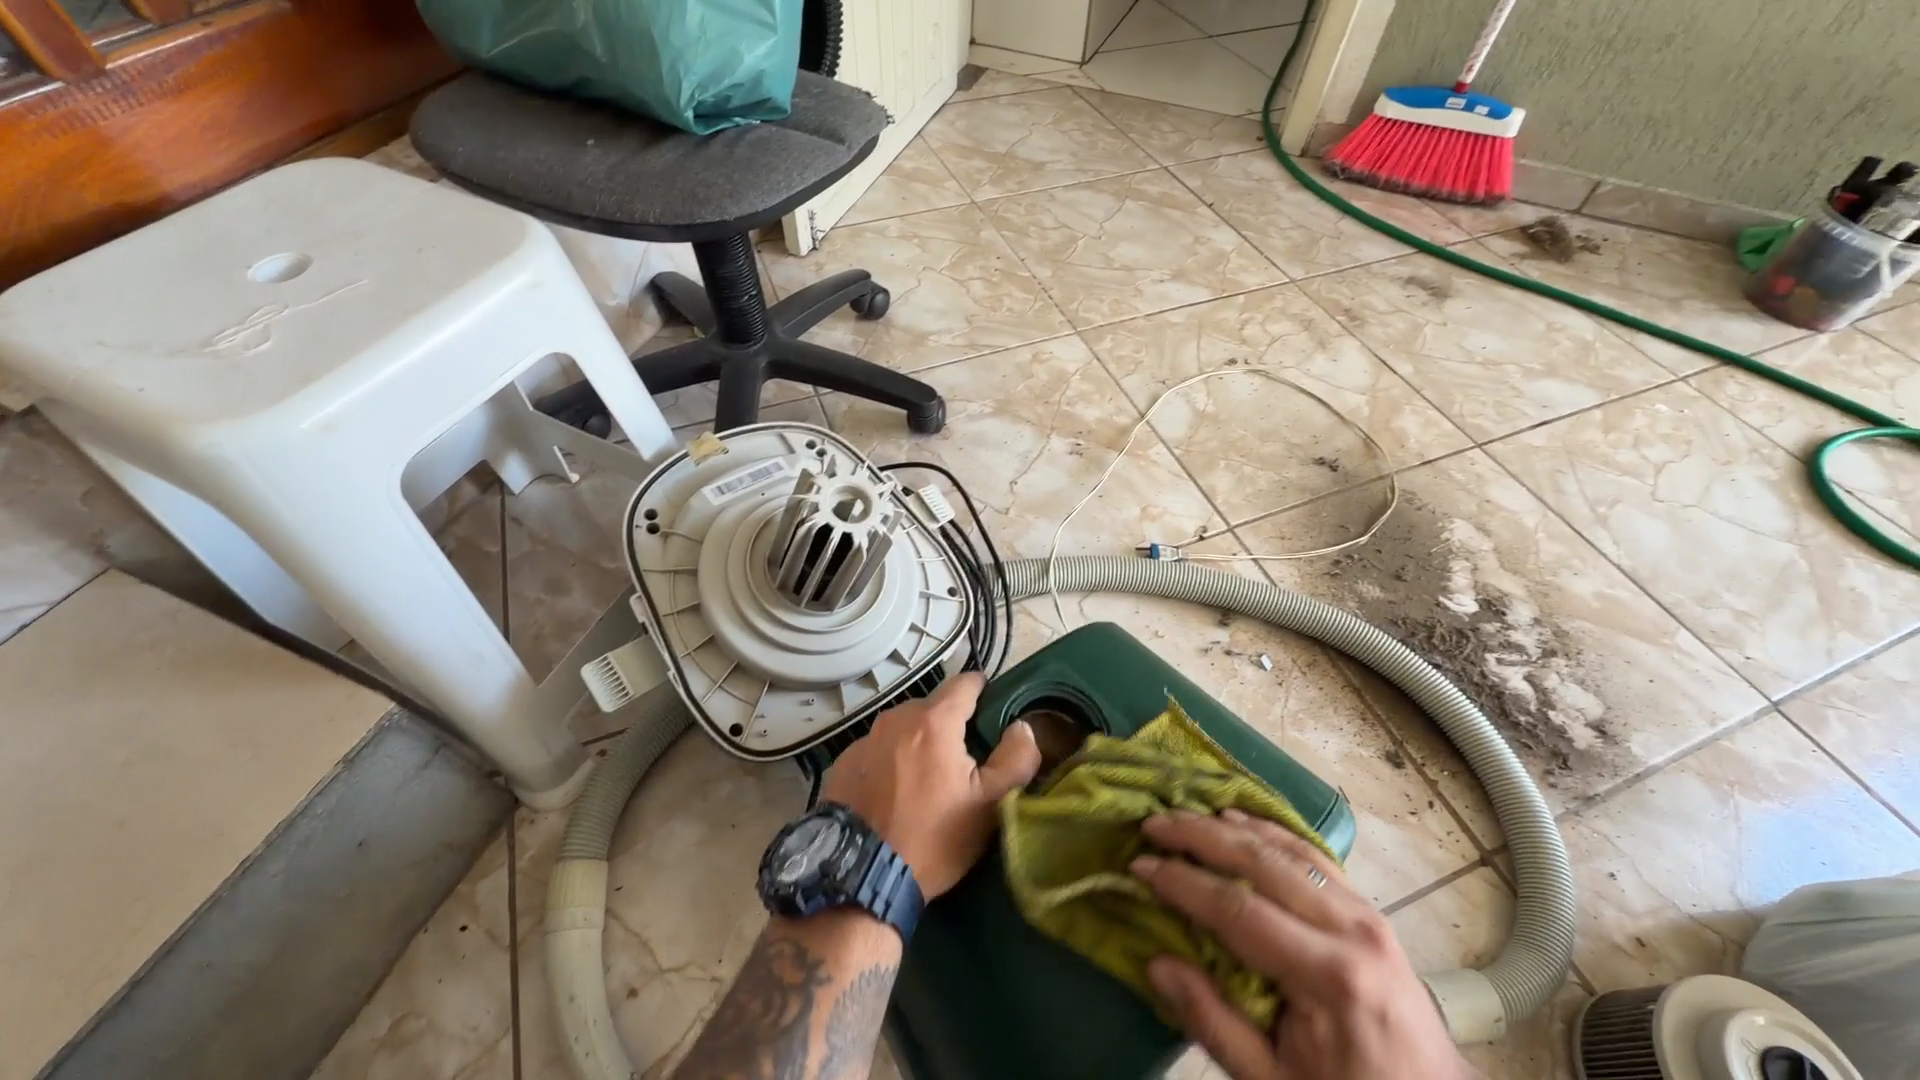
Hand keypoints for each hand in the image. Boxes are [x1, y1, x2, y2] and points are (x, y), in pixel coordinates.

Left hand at [822, 672, 1041, 898]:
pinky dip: (888, 761)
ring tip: (926, 777)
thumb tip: (1023, 726)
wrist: (860, 876)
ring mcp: (863, 740)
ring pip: (901, 728)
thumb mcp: (990, 806)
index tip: (991, 702)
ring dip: (917, 741)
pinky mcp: (841, 764)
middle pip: (931, 707)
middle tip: (962, 758)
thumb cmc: (933, 838)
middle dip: (949, 723)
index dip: (982, 689)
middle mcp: (895, 719)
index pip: (964, 683)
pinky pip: (875, 750)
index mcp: (933, 722)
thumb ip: (1015, 759)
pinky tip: (892, 792)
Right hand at [1131, 810, 1467, 1079]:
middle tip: (1154, 824)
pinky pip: (1317, 858)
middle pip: (1264, 862)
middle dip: (1202, 837)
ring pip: (1291, 849)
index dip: (1183, 883)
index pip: (1238, 909)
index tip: (1139, 866)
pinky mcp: (1371, 913)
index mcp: (1329, 976)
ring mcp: (1367, 915)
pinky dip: (1274, 834)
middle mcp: (1352, 930)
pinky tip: (1244, 823)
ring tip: (1188, 814)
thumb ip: (1214, 1024)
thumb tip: (1157, 963)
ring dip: (1234, 827)